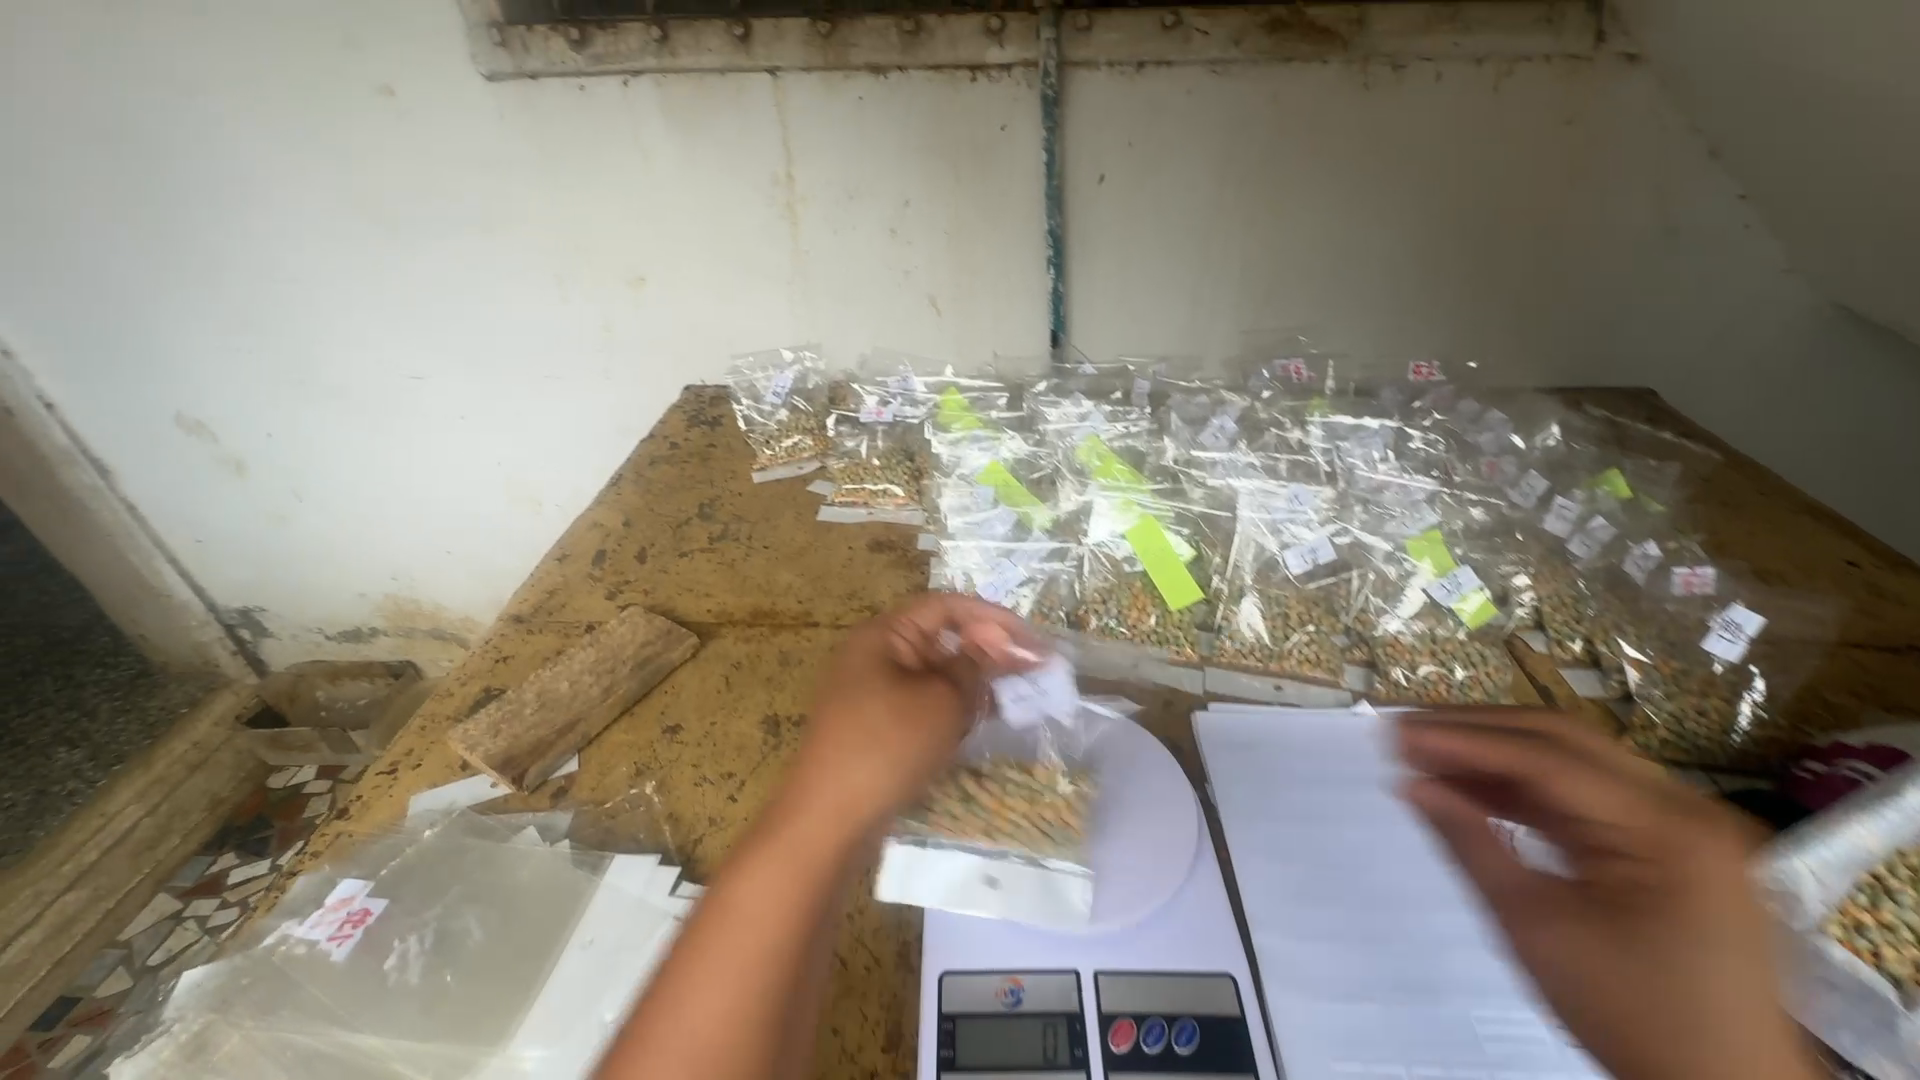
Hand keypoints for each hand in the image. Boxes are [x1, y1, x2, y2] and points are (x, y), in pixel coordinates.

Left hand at [786, 593, 1045, 835]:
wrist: (828, 821)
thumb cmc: (887, 747)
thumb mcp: (942, 701)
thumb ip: (975, 664)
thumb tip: (998, 641)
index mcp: (883, 635)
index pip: (946, 607)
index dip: (994, 619)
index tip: (1034, 643)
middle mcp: (875, 656)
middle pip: (941, 639)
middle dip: (989, 651)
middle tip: (1035, 673)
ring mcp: (873, 694)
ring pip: (935, 675)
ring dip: (975, 682)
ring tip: (1019, 698)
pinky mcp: (877, 728)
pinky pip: (924, 704)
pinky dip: (955, 708)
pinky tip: (983, 722)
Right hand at [1396, 712, 1820, 1079]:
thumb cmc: (1630, 1013)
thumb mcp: (1534, 926)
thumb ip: (1469, 841)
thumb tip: (1411, 784)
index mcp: (1666, 826)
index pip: (1546, 758)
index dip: (1462, 740)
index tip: (1394, 732)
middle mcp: (1685, 808)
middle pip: (1564, 742)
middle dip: (1478, 731)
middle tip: (1405, 730)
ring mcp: (1683, 825)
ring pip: (1573, 763)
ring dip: (1497, 756)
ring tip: (1425, 754)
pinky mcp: (1670, 846)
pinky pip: (1587, 799)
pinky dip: (1526, 791)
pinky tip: (1471, 788)